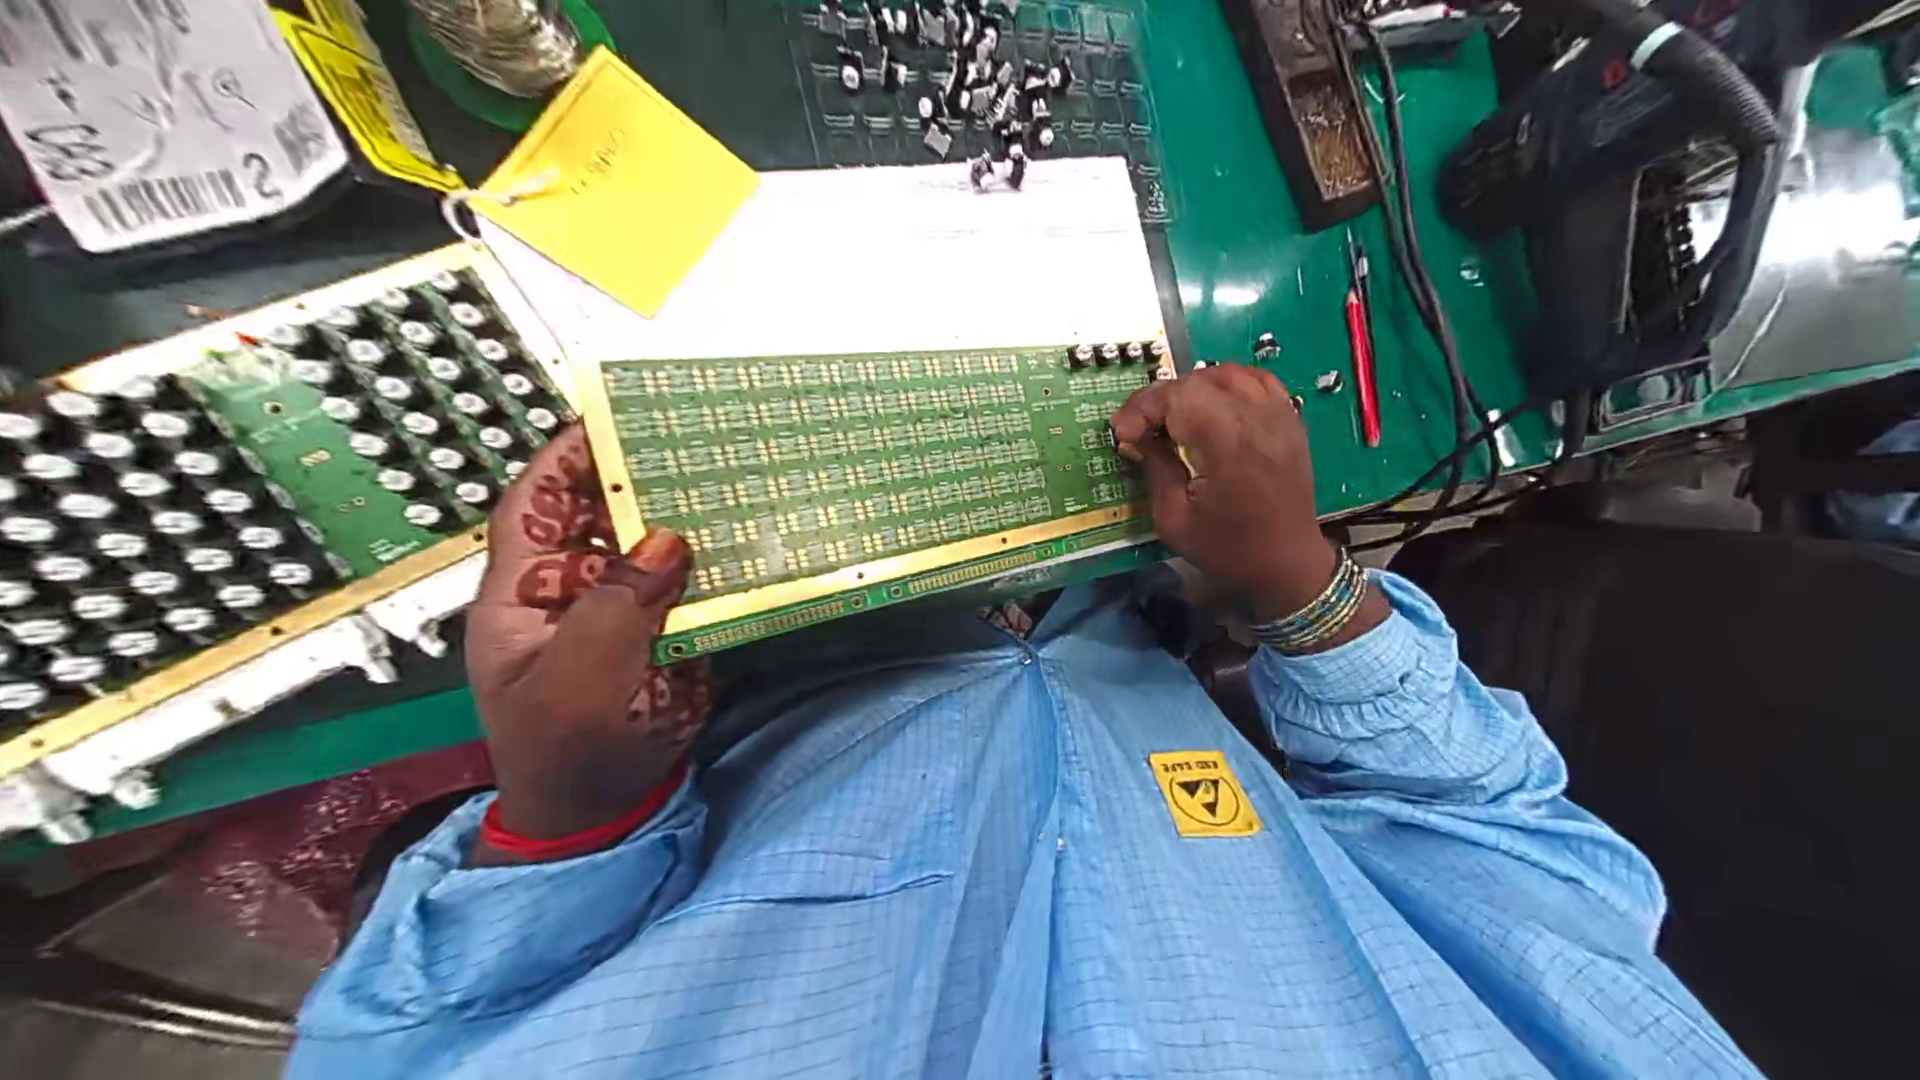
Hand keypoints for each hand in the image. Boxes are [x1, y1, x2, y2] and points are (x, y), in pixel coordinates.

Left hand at [464, 425, 711, 861]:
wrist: (604, 808)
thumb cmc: (568, 752)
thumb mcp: (576, 684)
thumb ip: (613, 610)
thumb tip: (664, 539)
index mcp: (527, 596)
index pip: (536, 509)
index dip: (564, 461)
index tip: (605, 420)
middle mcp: (577, 591)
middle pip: (603, 517)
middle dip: (636, 478)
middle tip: (685, 439)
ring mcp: (625, 611)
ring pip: (652, 547)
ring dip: (684, 515)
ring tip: (723, 477)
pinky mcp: (664, 630)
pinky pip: (688, 582)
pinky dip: (712, 560)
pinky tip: (742, 538)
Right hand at [1110, 363, 1385, 641]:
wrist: (1286, 564)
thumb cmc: (1226, 550)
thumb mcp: (1173, 520)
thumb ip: (1155, 469)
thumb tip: (1135, 438)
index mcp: (1229, 447)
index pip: (1178, 396)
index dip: (1142, 408)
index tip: (1123, 434)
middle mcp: (1258, 421)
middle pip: (1198, 381)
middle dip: (1160, 399)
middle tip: (1141, 429)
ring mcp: (1279, 416)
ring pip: (1226, 373)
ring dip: (1191, 388)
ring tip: (1173, 417)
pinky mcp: (1289, 420)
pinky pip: (1255, 380)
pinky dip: (1225, 385)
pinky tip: (1210, 407)